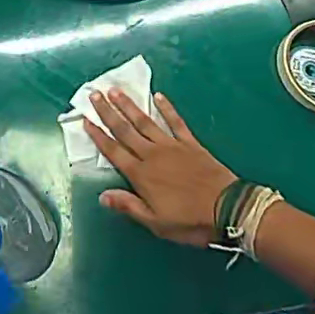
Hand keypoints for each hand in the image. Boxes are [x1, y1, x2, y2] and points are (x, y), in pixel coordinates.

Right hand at [85, 90, 236, 247]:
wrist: (229, 209)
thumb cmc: (190, 220)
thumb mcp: (156, 223)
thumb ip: (129, 206)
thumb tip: (102, 196)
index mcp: (141, 174)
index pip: (113, 150)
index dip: (98, 135)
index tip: (85, 120)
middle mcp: (151, 154)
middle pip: (124, 130)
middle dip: (108, 112)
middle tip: (94, 94)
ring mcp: (171, 145)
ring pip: (144, 121)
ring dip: (129, 105)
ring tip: (115, 90)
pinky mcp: (190, 143)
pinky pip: (175, 122)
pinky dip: (166, 108)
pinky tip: (158, 96)